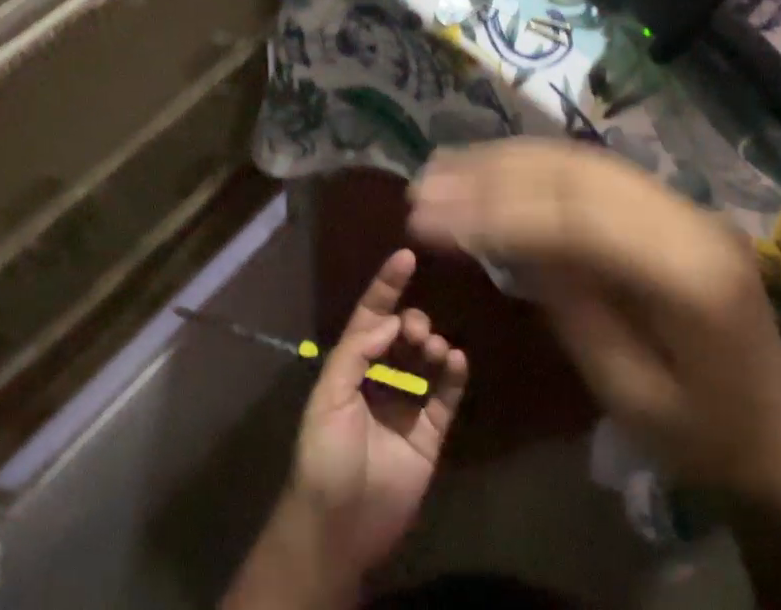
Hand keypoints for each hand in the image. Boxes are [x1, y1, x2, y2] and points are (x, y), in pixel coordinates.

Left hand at [287, 248, 468, 574]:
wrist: (340, 524)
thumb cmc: (324, 455)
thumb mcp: (328, 397)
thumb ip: (356, 353)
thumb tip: (389, 319)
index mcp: (348, 371)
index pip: (368, 319)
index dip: (385, 288)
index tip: (406, 256)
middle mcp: (377, 383)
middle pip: (400, 338)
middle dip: (411, 322)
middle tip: (417, 330)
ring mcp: (405, 408)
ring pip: (425, 363)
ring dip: (432, 345)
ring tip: (433, 346)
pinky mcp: (429, 435)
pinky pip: (446, 398)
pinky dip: (453, 376)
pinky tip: (455, 360)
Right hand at [407, 141, 780, 497]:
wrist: (777, 436)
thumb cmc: (701, 437)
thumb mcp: (628, 392)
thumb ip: (573, 310)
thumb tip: (513, 245)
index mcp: (689, 276)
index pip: (578, 221)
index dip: (497, 212)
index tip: (430, 219)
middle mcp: (691, 223)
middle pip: (579, 176)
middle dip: (493, 176)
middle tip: (424, 185)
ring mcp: (685, 209)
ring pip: (584, 163)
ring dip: (509, 162)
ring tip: (443, 166)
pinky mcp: (672, 210)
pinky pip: (596, 174)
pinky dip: (537, 167)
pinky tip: (493, 168)